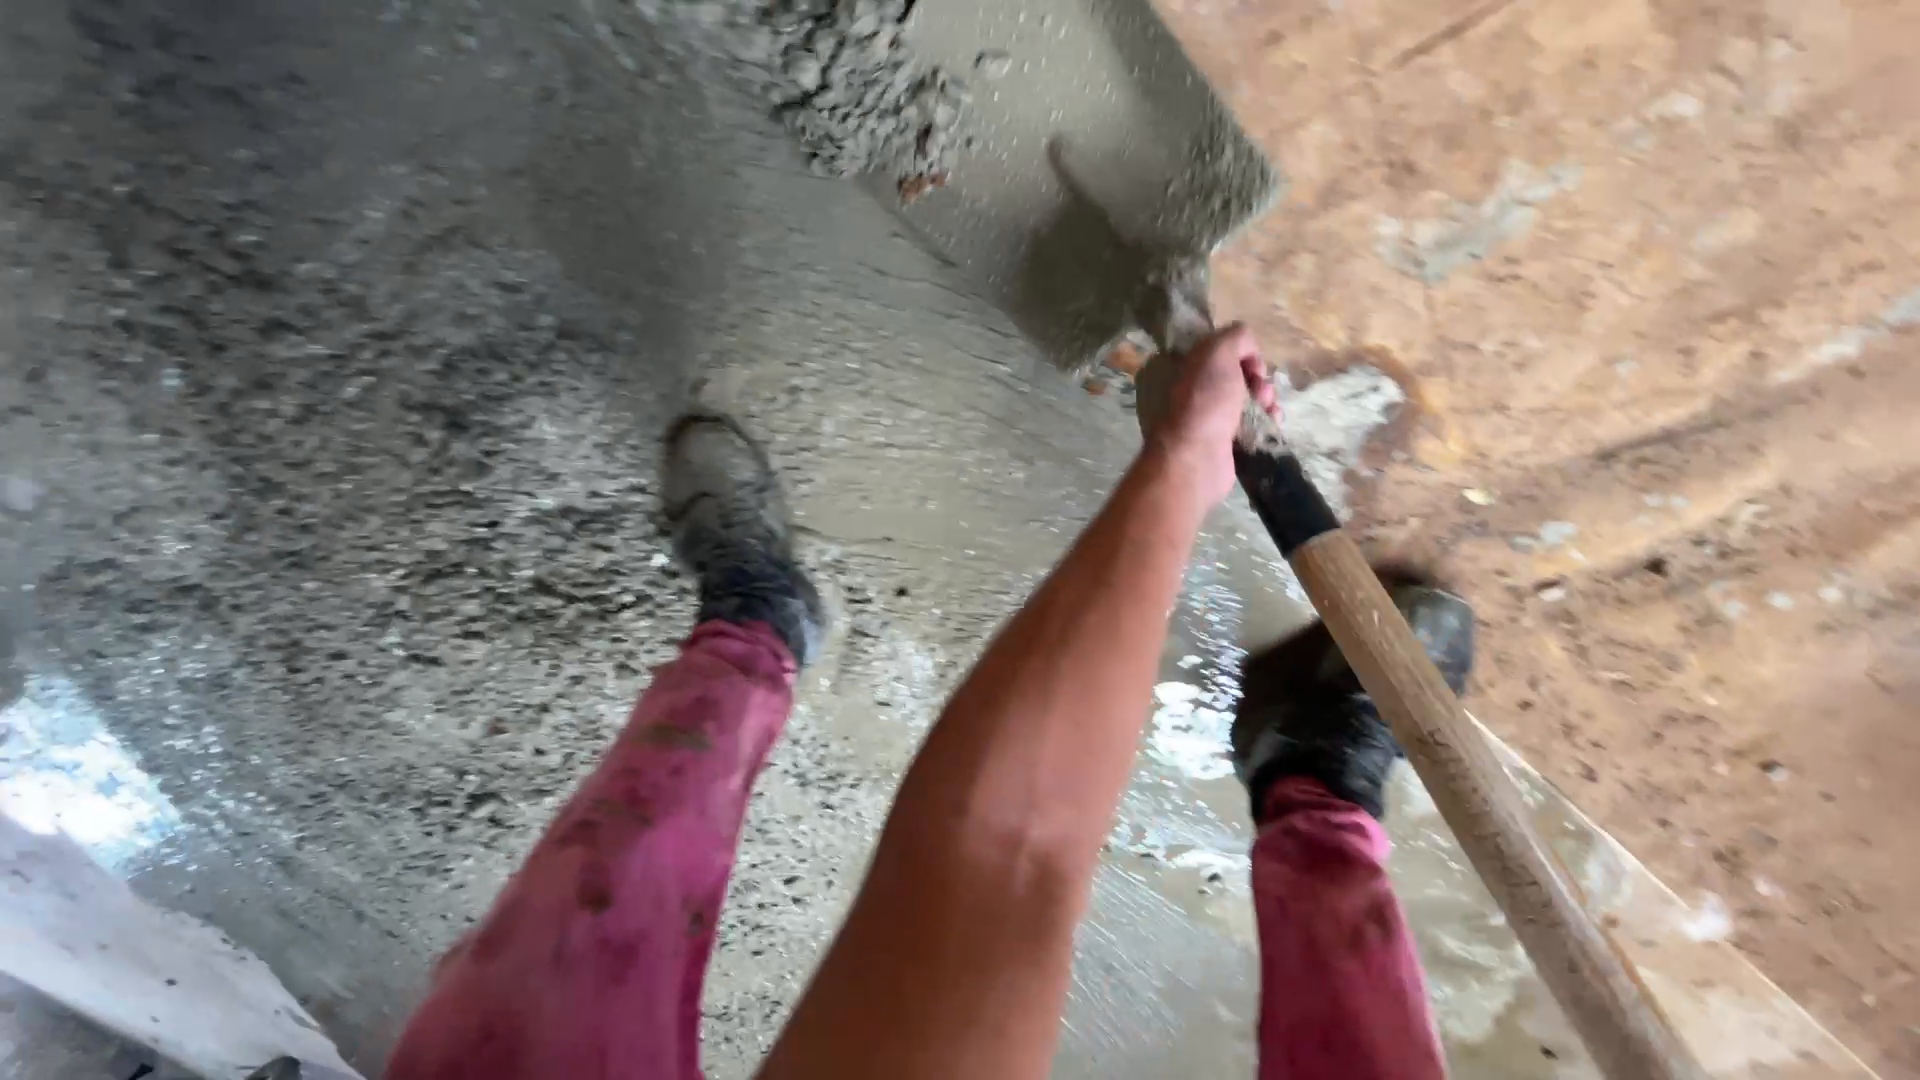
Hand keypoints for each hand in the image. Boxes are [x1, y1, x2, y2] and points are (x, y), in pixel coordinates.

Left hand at [1137, 323, 1277, 505]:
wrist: (1196, 458)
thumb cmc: (1204, 401)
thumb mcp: (1217, 352)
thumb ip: (1236, 337)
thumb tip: (1249, 351)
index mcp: (1182, 368)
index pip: (1220, 351)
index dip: (1242, 354)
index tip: (1250, 365)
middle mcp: (1192, 392)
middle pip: (1238, 375)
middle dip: (1258, 379)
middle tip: (1260, 391)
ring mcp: (1207, 418)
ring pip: (1248, 400)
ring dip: (1266, 400)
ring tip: (1268, 409)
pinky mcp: (1223, 442)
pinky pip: (1252, 424)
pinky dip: (1266, 421)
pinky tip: (1272, 422)